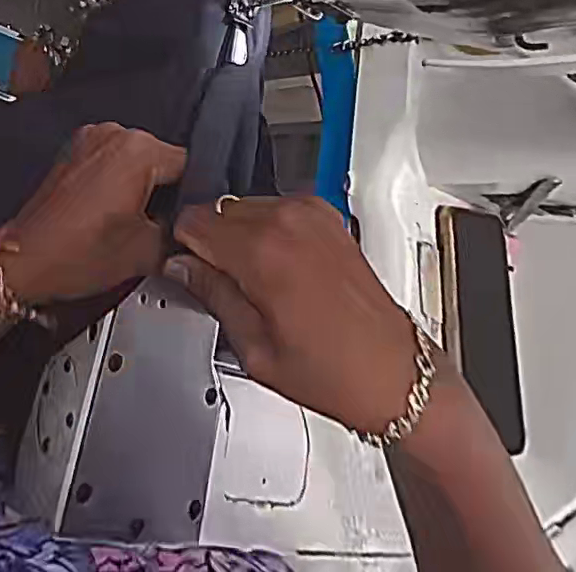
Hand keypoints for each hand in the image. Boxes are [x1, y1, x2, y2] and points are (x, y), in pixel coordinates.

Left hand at [0, 123, 183, 304]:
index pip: (188, 165)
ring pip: (135, 160)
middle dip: (162, 191)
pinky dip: (114, 181)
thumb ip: (179, 233)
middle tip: (153, 225)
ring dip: (137, 185)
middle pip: (161, 160)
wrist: (21, 261)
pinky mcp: (72, 151)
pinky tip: (106, 211)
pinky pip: (109, 160)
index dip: (189, 198)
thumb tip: (187, 229)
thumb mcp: (145, 252)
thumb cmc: (72, 253)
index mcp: (139, 150)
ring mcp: (89, 139)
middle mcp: (114, 134)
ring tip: (126, 220)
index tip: (182, 218)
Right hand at [167, 196, 417, 434]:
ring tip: (259, 281)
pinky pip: (276, 207)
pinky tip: (281, 267)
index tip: (188, 267)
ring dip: (240, 234)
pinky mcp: (326, 215)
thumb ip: (212, 294)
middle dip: (212, 242)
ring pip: (245, 205)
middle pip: (217, 210)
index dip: (184, 246)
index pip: (194, 220)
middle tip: (224, 283)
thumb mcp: (255, 348)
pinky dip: (269, 228)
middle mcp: (287, 221)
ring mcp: (310, 213)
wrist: (393, 370)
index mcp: (263, 252)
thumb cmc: (336, 370)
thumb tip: (183, 267)